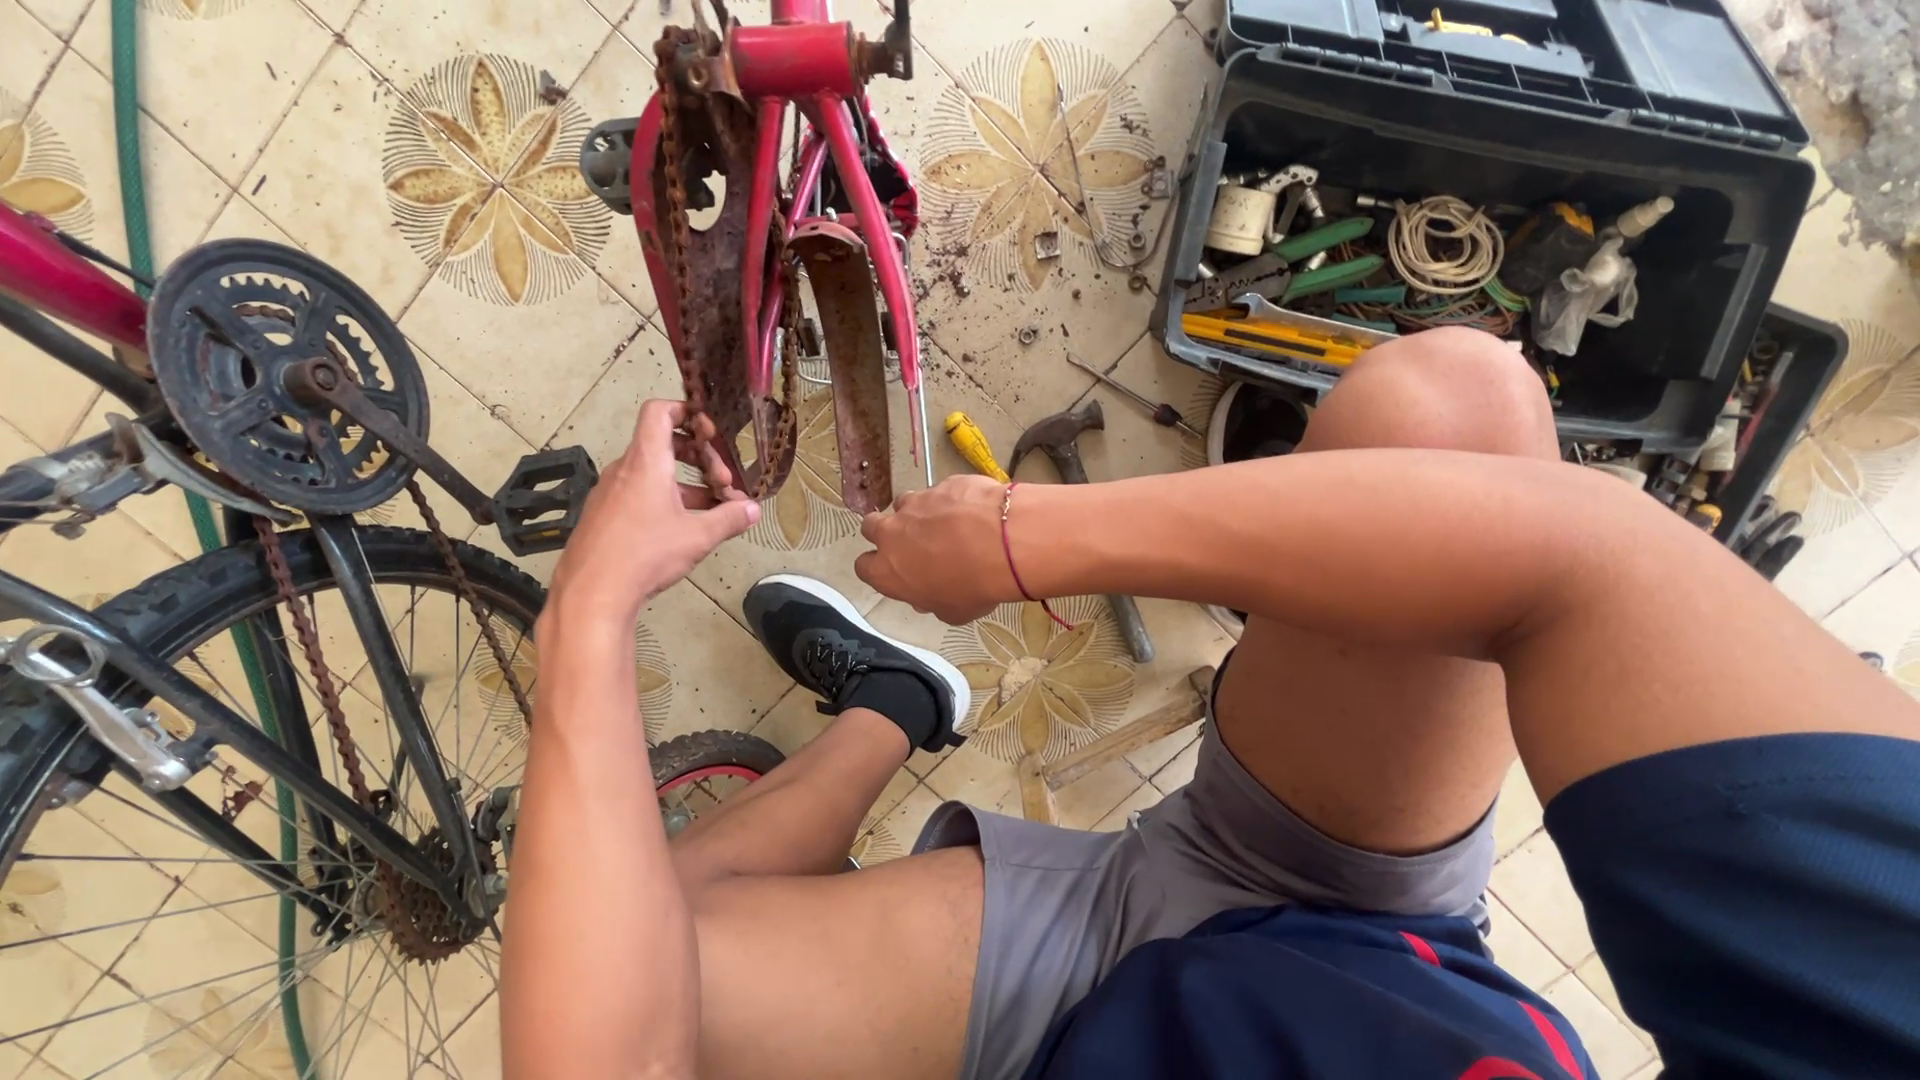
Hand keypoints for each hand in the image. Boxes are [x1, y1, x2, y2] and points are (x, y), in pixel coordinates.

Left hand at [547, 400, 760, 629]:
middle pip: (662, 444)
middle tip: (724, 484)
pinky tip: (682, 529)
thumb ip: (729, 519)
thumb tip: (753, 510)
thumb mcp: (697, 536)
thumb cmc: (646, 553)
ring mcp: (610, 493)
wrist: (592, 592)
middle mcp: (625, 470)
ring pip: (654, 474)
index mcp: (646, 462)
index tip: (709, 432)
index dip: (685, 411)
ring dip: (686, 484)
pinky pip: (639, 494)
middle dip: (699, 457)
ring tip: (712, 509)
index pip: (659, 412)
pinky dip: (664, 500)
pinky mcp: (604, 516)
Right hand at [854, 474, 1014, 623]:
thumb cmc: (974, 586)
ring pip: (905, 503)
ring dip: (918, 513)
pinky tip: (974, 512)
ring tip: (947, 524)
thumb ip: (931, 602)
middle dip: (888, 531)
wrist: (1004, 542)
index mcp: (887, 570)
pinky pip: (941, 492)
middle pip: (871, 525)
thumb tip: (927, 597)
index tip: (897, 571)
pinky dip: (952, 501)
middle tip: (913, 542)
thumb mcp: (952, 611)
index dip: (879, 568)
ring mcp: (917, 502)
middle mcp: (893, 532)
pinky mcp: (943, 483)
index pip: (864, 567)